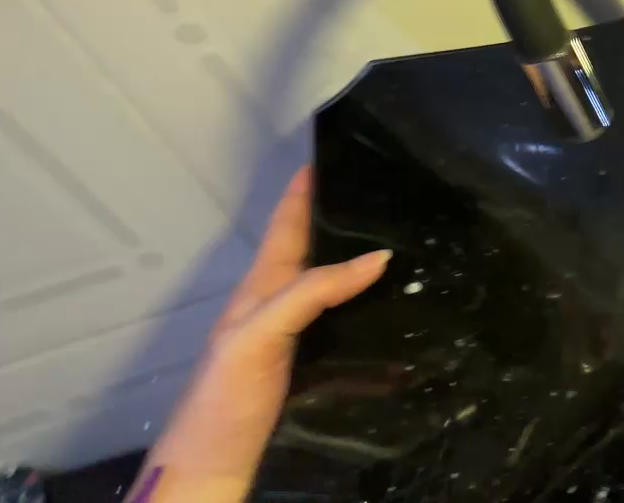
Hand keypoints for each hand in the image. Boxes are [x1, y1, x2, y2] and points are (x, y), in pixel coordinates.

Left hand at [136, 167, 388, 502]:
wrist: (211, 474)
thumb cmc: (222, 400)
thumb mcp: (257, 337)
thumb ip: (312, 291)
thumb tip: (382, 254)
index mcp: (262, 288)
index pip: (287, 224)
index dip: (305, 188)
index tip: (334, 152)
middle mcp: (282, 303)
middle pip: (318, 246)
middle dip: (347, 213)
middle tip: (393, 187)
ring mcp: (299, 333)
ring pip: (339, 278)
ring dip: (367, 253)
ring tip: (412, 232)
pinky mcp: (319, 360)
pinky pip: (354, 313)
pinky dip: (378, 295)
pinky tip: (405, 296)